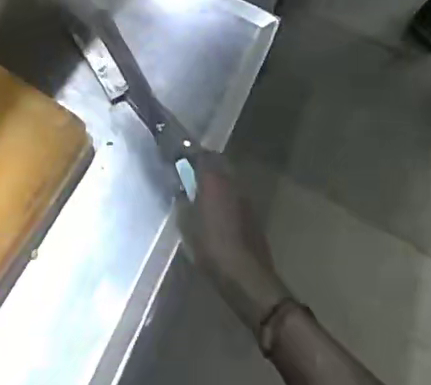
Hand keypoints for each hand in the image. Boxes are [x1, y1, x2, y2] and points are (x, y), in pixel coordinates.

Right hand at [175, 148, 290, 332]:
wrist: (246, 277)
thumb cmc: (210, 246)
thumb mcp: (185, 223)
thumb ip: (181, 199)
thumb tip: (179, 187)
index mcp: (213, 179)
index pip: (200, 153)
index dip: (187, 153)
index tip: (176, 156)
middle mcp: (232, 182)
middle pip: (217, 163)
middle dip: (203, 165)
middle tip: (188, 173)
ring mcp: (246, 198)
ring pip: (227, 179)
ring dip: (215, 181)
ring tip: (200, 192)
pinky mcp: (253, 215)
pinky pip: (234, 196)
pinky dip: (224, 197)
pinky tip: (215, 211)